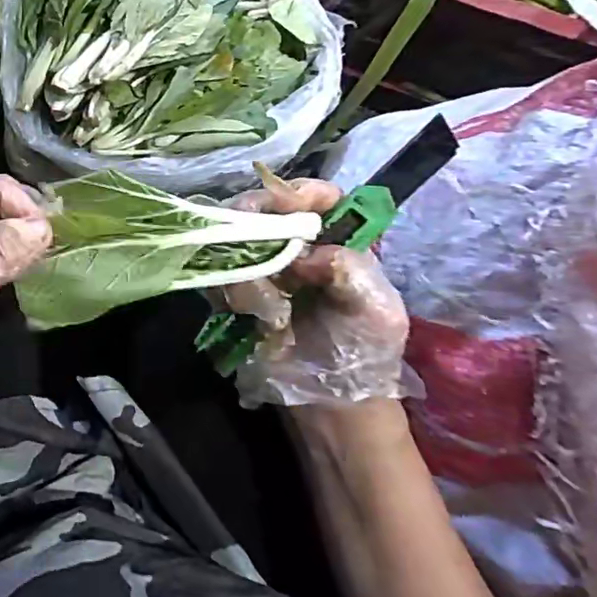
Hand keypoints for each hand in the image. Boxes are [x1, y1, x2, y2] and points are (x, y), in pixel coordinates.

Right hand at [220, 178, 416, 407]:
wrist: (328, 404)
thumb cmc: (361, 354)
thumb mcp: (378, 309)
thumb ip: (351, 268)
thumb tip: (303, 254)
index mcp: (336, 242)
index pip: (317, 198)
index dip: (301, 192)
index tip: (289, 202)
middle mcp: (294, 247)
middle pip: (265, 207)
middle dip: (256, 214)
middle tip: (248, 230)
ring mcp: (260, 267)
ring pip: (234, 236)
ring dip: (240, 256)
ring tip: (260, 294)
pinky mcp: (234, 291)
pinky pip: (218, 272)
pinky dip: (226, 285)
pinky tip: (246, 309)